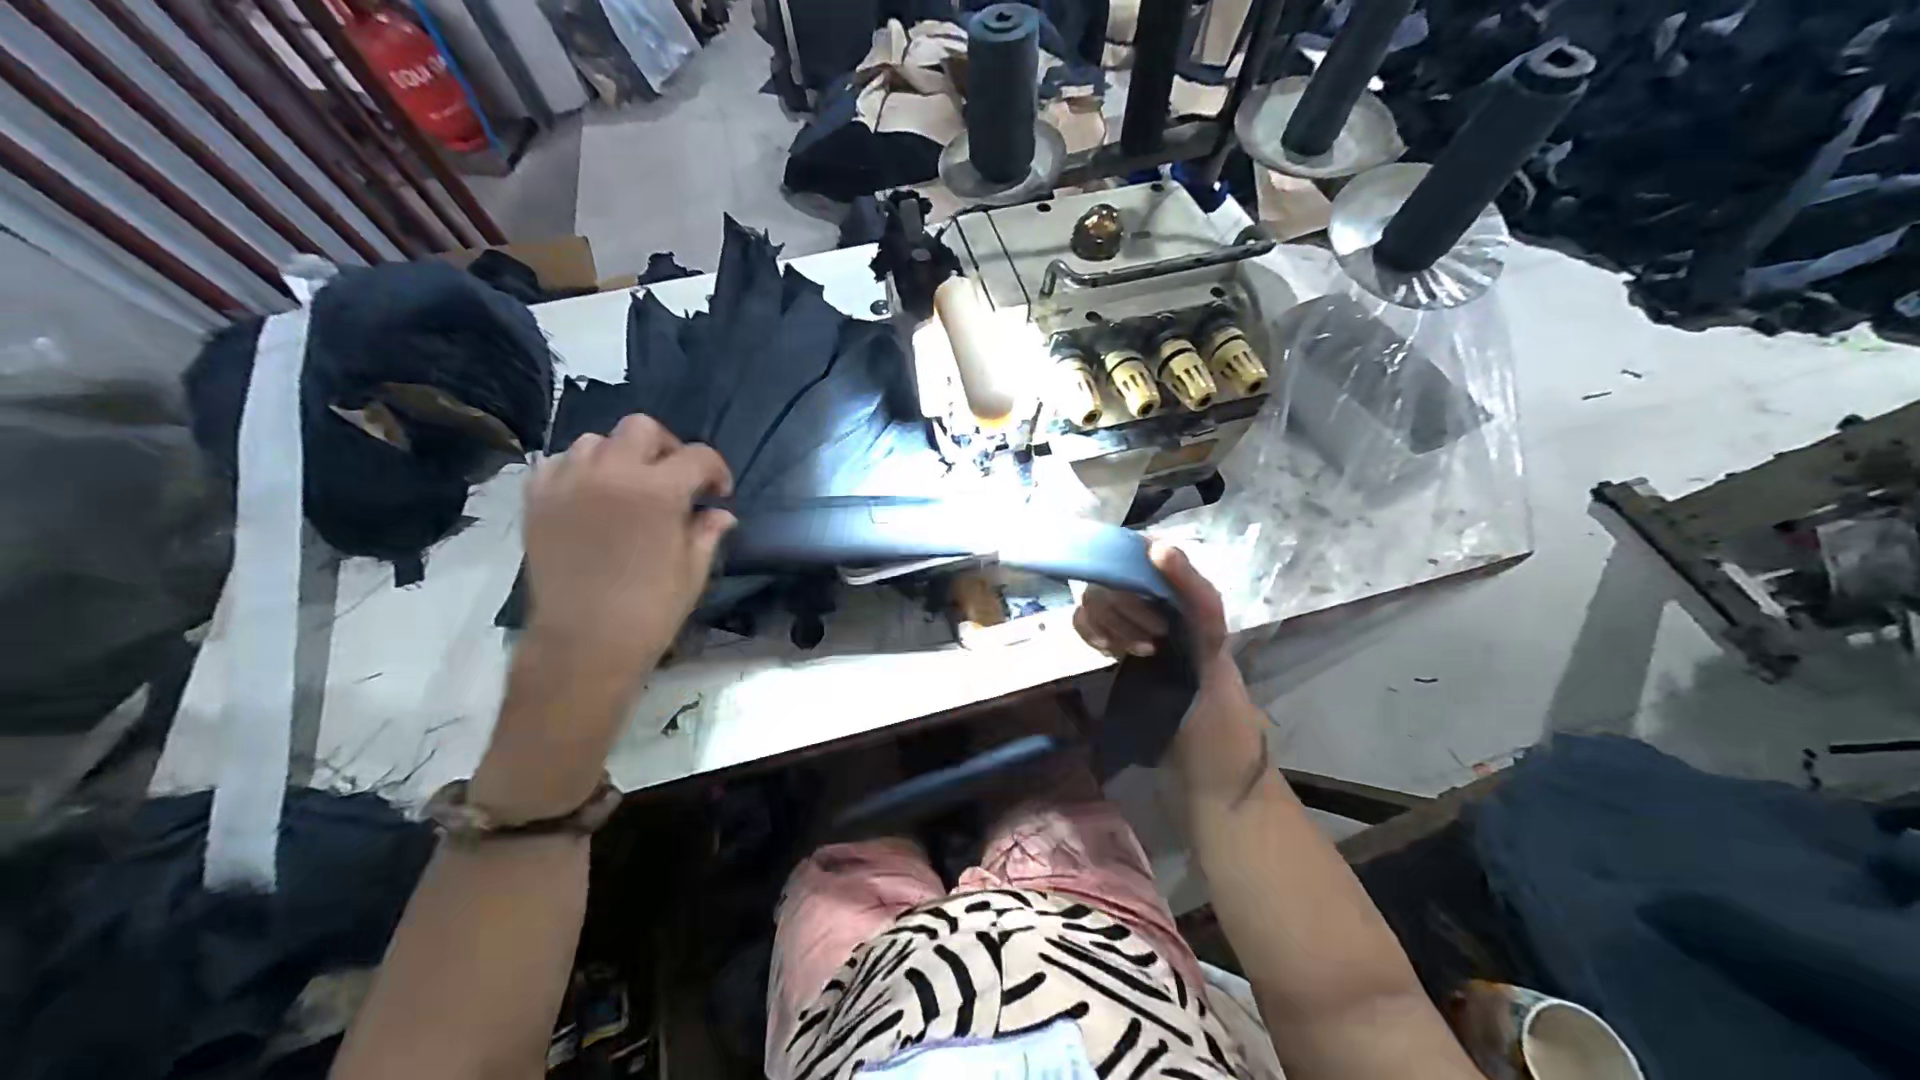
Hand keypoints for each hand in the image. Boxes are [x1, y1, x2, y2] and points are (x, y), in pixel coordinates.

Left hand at [523, 414, 734, 680]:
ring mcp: (568, 483)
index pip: (697, 456)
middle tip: (673, 479)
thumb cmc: (649, 610)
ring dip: (619, 457)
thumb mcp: (693, 570)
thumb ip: (707, 531)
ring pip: (594, 441)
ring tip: (627, 486)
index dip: (716, 470)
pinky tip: (590, 496)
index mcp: (657, 491)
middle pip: (641, 429)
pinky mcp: (537, 500)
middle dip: (666, 448)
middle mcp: (611, 473)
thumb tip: (720, 513)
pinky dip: (578, 471)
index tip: (718, 493)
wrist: (584, 643)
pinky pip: (557, 464)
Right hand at [1075, 544, 1260, 791]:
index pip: (1146, 554)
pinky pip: (1086, 625)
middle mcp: (1157, 606)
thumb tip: (1158, 545)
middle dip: (1124, 605)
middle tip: (1151, 641)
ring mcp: (1132, 629)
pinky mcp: (1112, 653)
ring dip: (1108, 620)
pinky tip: (1108, 653)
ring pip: (1096, 598)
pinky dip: (1090, 632)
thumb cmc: (1219, 713)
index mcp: (1187, 599)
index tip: (1138, 595)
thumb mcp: (1213, 645)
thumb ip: (1194, 596)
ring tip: (1135, 653)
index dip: (1131, 564)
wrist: (1205, 776)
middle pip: (1115, 576)